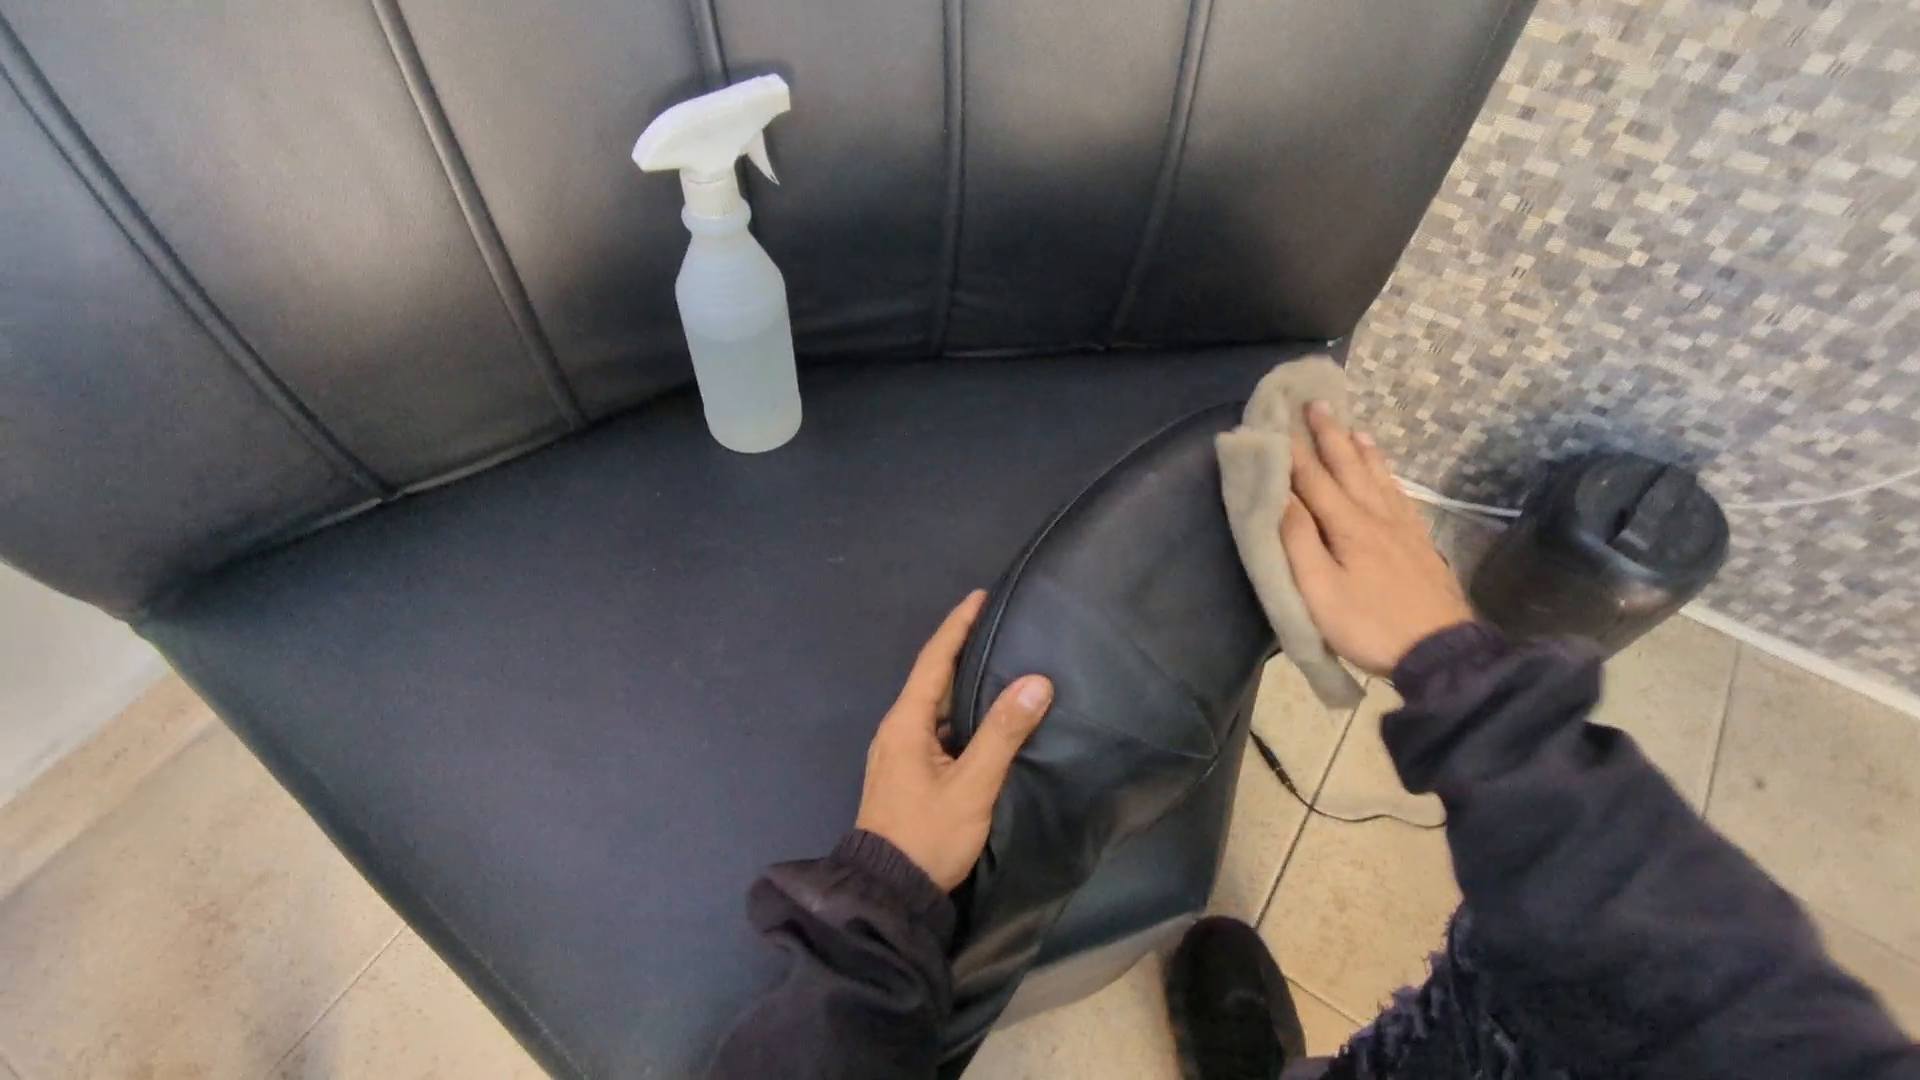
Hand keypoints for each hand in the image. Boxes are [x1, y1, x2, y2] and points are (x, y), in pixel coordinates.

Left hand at [855, 591, 1054, 889]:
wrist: (887, 892)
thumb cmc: (928, 835)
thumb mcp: (971, 785)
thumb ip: (1002, 733)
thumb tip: (1035, 681)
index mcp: (905, 722)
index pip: (934, 659)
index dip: (957, 625)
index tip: (980, 596)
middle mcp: (898, 729)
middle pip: (932, 677)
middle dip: (962, 647)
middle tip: (998, 624)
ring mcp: (900, 752)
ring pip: (935, 705)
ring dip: (962, 681)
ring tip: (998, 660)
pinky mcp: (908, 772)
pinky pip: (937, 727)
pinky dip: (961, 711)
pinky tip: (985, 714)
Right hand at [1281, 403, 1473, 675]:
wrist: (1440, 652)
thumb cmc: (1367, 624)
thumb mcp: (1319, 590)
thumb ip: (1298, 541)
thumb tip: (1280, 497)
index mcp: (1347, 526)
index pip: (1312, 479)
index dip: (1292, 450)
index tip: (1276, 419)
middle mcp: (1375, 516)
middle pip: (1348, 468)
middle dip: (1329, 436)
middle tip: (1317, 403)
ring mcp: (1402, 529)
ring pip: (1377, 478)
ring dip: (1360, 451)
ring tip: (1352, 428)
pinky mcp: (1419, 544)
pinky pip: (1399, 497)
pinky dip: (1387, 476)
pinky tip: (1385, 474)